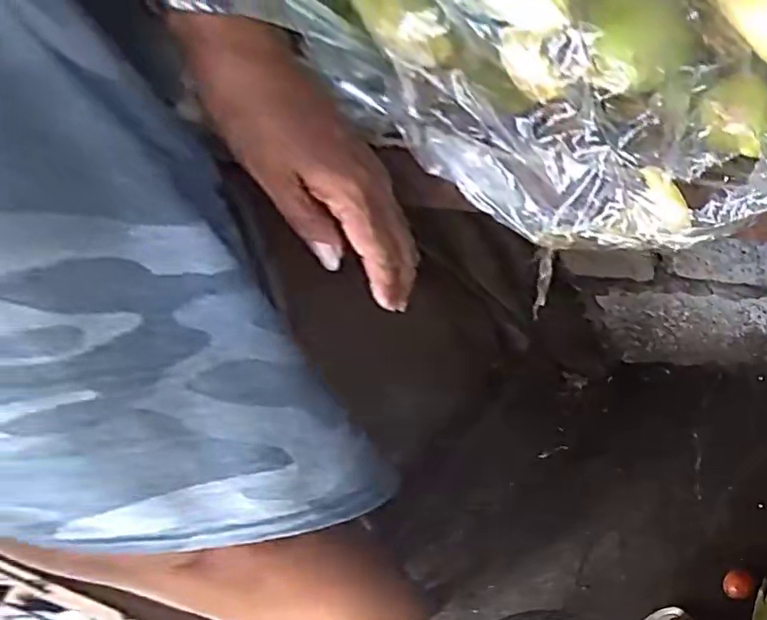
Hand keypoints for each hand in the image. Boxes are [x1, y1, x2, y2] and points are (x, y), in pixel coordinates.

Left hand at [170, 14, 418, 311]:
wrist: (252, 55)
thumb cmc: (251, 113)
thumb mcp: (268, 172)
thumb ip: (307, 221)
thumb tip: (335, 260)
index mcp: (354, 197)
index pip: (380, 251)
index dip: (386, 280)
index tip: (391, 306)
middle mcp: (377, 191)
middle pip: (400, 243)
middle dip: (402, 274)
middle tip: (400, 301)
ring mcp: (377, 176)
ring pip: (402, 229)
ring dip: (403, 257)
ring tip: (400, 279)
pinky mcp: (369, 165)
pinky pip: (394, 213)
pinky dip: (396, 236)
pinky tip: (390, 243)